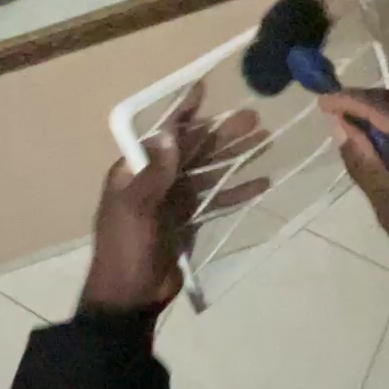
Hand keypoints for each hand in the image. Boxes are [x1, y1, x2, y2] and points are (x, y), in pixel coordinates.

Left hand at [82, 86, 267, 313]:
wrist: (128, 299)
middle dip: (221, 133)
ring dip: (234, 157)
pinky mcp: (189, 221)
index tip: (204, 89)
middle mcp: (155, 179)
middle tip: (254, 118)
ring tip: (264, 141)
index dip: (181, 112)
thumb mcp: (135, 210)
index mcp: (133, 171)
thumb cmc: (125, 249)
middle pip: (192, 150)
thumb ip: (154, 174)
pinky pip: (216, 200)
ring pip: (208, 171)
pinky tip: (262, 183)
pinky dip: (237, 192)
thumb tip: (169, 133)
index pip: (160, 134)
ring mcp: (174, 200)